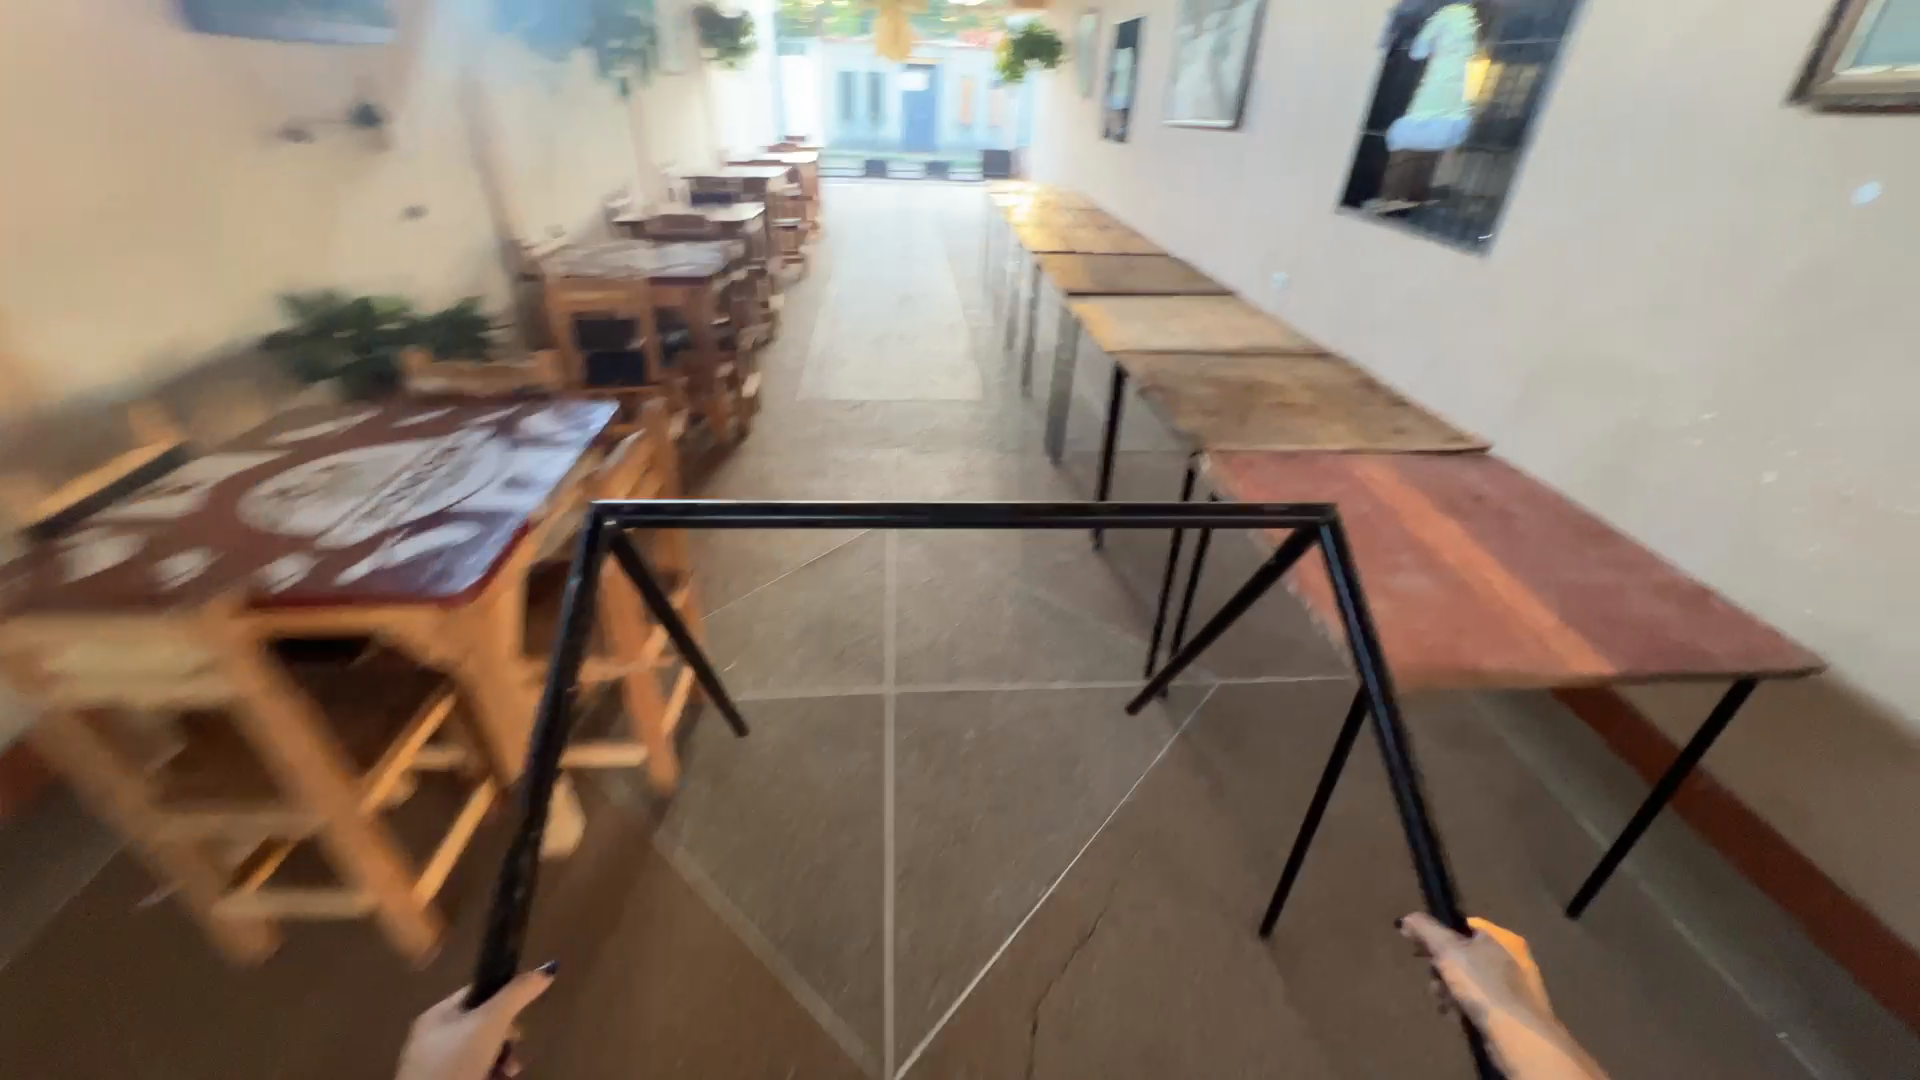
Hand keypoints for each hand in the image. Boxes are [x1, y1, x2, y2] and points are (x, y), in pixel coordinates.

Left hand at [395, 966, 555, 1079]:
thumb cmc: (458, 1061)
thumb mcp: (492, 1021)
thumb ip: (519, 992)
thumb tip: (549, 967)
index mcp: (437, 1015)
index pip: (481, 991)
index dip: (506, 998)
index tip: (521, 1014)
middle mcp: (433, 1037)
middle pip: (485, 1023)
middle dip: (507, 1035)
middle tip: (515, 1045)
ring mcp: (435, 1066)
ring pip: (482, 1050)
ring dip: (503, 1057)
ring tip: (510, 1070)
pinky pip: (474, 1070)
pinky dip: (491, 1073)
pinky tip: (499, 1078)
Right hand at [1399, 914, 1606, 1079]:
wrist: (1520, 1039)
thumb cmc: (1483, 986)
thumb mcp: (1447, 949)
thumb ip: (1424, 928)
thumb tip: (1406, 920)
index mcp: (1502, 938)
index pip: (1461, 925)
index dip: (1436, 933)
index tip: (1420, 948)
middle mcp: (1512, 959)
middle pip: (1462, 953)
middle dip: (1440, 965)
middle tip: (1432, 976)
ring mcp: (1515, 988)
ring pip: (1468, 978)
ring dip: (1447, 986)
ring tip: (1441, 998)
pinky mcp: (1512, 1013)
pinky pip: (1479, 999)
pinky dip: (1462, 1003)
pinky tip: (1453, 1012)